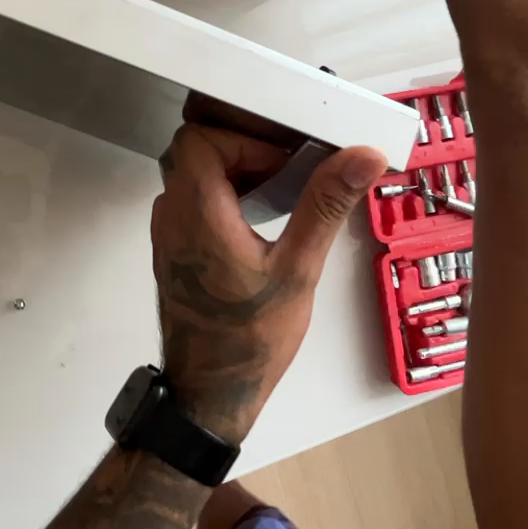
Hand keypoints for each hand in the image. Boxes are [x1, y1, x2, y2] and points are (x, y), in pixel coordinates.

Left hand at [151, 125, 386, 442]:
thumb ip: (326, 205)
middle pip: (197, 152)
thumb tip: (361, 158)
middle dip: (245, 154)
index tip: (283, 164)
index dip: (245, 140)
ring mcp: (166, 234)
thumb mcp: (299, 269)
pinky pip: (190, 203)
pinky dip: (221, 199)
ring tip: (279, 198)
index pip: (202, 139)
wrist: (210, 390)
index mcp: (196, 212)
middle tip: (287, 176)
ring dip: (234, 176)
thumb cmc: (249, 338)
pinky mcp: (172, 251)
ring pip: (192, 177)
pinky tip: (258, 223)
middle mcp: (171, 217)